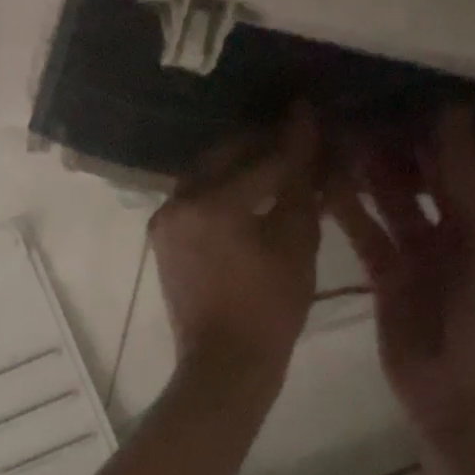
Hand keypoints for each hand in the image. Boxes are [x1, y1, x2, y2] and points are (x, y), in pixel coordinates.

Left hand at [149, 108, 322, 383]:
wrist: (223, 363)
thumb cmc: (270, 309)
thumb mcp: (297, 243)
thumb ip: (301, 186)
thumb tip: (311, 141)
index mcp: (211, 203)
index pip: (262, 158)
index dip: (293, 137)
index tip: (311, 110)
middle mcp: (178, 201)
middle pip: (224, 156)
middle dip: (260, 142)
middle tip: (295, 132)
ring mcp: (164, 219)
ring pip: (205, 174)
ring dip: (238, 162)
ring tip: (276, 157)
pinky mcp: (162, 236)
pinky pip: (194, 197)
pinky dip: (220, 187)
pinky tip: (249, 187)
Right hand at [329, 107, 474, 445]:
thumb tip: (453, 107)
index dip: (456, 115)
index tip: (418, 73)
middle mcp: (470, 223)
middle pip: (435, 167)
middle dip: (404, 134)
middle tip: (361, 92)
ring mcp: (427, 250)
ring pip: (396, 194)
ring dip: (371, 163)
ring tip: (334, 123)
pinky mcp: (389, 274)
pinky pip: (366, 229)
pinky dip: (347, 204)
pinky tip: (321, 173)